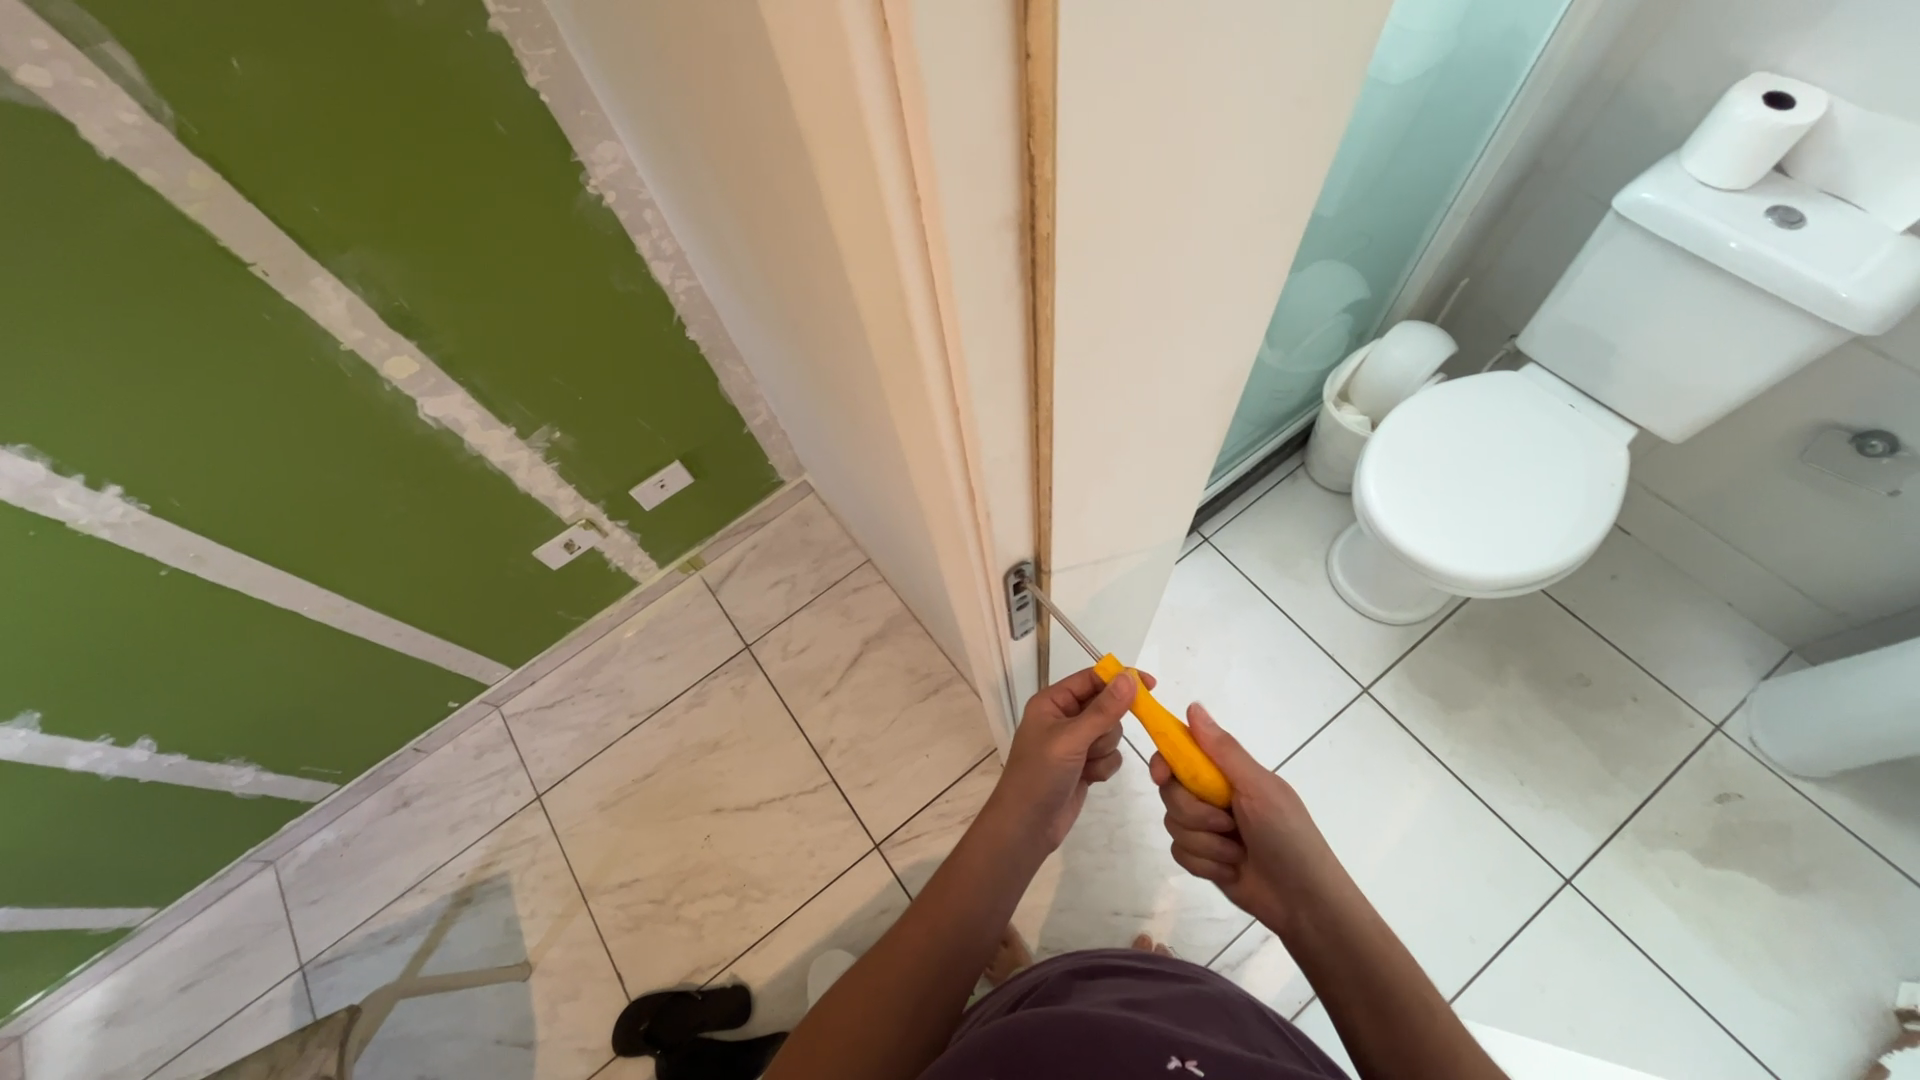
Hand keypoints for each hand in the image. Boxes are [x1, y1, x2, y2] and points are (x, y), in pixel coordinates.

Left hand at [983, 666, 1153, 853]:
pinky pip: (1110, 756)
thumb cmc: (1040, 774)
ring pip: (1111, 733)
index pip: (1091, 679)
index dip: (1119, 679)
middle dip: (1107, 727)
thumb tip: (1129, 678)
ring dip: (1104, 750)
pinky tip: (1088, 779)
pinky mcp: (1084, 765)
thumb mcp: (1071, 738)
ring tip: (1085, 764)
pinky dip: (1103, 767)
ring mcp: (1075, 743)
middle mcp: (1063, 718)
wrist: (1027, 826)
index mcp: (1052, 702)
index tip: (1149, 685)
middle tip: (1094, 742)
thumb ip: (1103, 710)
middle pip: (1106, 706)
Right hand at [1150, 703, 1343, 931]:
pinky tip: (1230, 870)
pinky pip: (1179, 852)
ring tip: (1236, 853)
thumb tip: (1193, 706)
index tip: (1162, 776)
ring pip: (1173, 824)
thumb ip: (1223, 751)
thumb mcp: (1260, 789)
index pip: (1181, 754)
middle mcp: (1214, 797)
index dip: (1165, 762)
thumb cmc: (1289, 836)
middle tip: (1226, 824)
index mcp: (1229, 774)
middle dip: (1194, 813)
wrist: (1304, 902)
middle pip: (1171, 793)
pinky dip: (1204, 863)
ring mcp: (1208, 829)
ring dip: (1205, 843)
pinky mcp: (1203, 859)